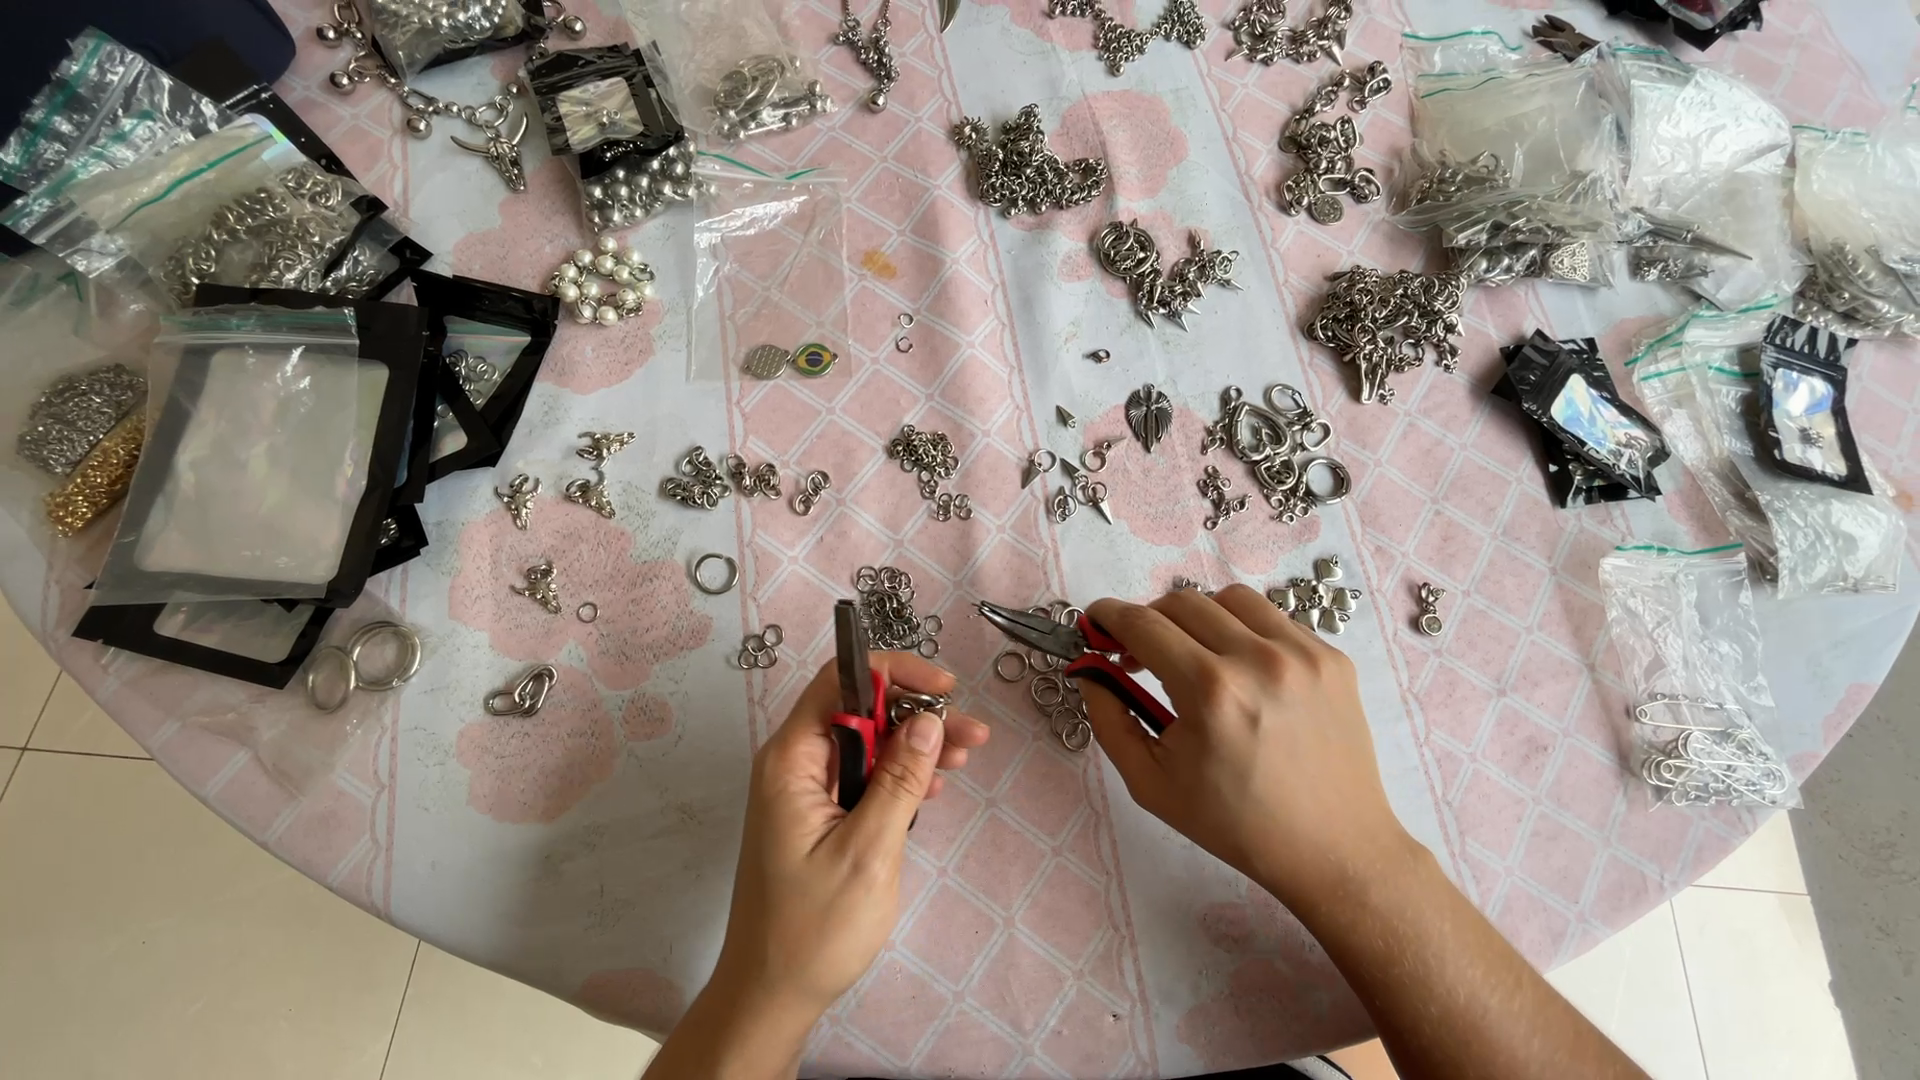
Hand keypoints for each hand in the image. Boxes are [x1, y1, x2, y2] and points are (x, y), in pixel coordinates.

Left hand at [713, 652, 990, 1018]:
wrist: (771, 995)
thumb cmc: (813, 928)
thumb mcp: (867, 851)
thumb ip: (899, 780)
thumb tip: (929, 719)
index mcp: (792, 760)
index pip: (841, 682)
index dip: (895, 673)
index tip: (946, 689)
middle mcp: (795, 764)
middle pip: (861, 711)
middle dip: (918, 714)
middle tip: (972, 734)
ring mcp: (807, 790)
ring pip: (868, 744)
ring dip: (916, 746)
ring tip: (966, 756)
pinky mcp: (820, 815)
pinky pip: (864, 777)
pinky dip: (900, 776)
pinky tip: (934, 788)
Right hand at [1080, 586, 1412, 909]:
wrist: (1331, 848)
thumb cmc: (1233, 823)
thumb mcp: (1150, 782)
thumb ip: (1108, 717)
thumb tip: (1089, 667)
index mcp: (1210, 692)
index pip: (1143, 624)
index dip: (1109, 615)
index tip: (1095, 621)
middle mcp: (1259, 660)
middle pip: (1182, 602)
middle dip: (1148, 619)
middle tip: (1139, 652)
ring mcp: (1303, 654)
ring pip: (1230, 599)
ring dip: (1198, 617)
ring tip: (1194, 653)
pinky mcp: (1332, 659)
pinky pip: (1273, 619)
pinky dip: (1244, 631)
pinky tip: (1241, 669)